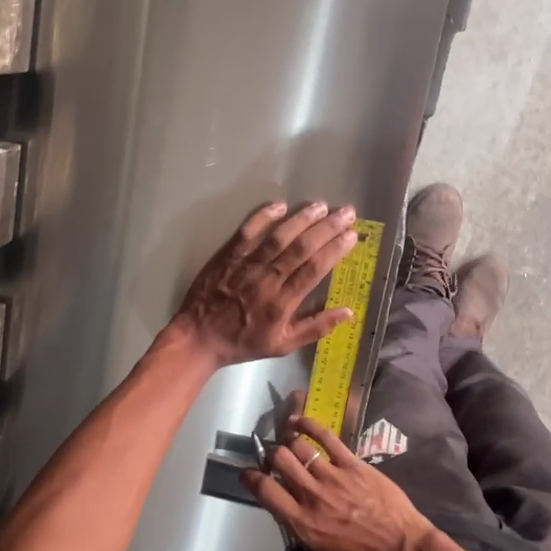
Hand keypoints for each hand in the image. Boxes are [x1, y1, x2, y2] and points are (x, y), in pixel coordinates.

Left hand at [167, 202, 359, 366]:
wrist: (198, 337)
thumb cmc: (243, 342)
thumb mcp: (283, 345)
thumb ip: (316, 327)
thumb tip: (349, 311)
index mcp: (282, 304)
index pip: (314, 270)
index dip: (335, 250)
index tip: (352, 235)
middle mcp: (267, 280)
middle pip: (301, 248)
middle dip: (326, 228)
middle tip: (346, 213)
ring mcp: (246, 265)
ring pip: (278, 236)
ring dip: (301, 219)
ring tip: (321, 205)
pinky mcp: (228, 256)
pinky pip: (247, 232)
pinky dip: (263, 217)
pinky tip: (280, 205)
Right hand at [243, 416, 436, 550]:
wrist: (402, 548)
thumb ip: (300, 534)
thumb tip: (288, 515)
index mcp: (302, 523)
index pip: (265, 491)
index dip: (251, 478)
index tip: (247, 474)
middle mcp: (312, 495)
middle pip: (280, 461)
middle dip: (271, 455)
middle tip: (274, 457)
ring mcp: (333, 476)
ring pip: (299, 447)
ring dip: (289, 442)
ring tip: (287, 440)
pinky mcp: (353, 464)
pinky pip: (326, 437)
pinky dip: (309, 425)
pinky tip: (298, 421)